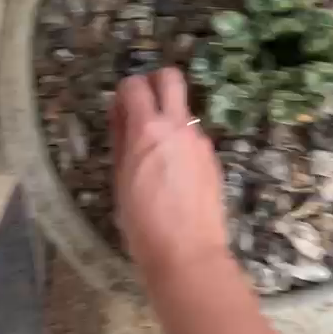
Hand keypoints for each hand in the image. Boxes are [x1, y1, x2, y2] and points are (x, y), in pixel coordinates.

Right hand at [111, 68, 232, 283]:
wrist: (188, 256)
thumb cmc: (142, 224)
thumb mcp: (120, 179)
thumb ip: (121, 139)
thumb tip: (121, 114)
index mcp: (147, 129)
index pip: (134, 85)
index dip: (124, 91)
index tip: (120, 109)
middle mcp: (176, 126)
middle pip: (170, 77)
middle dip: (155, 81)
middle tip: (143, 105)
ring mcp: (199, 140)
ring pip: (183, 110)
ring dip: (168, 117)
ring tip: (157, 153)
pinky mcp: (212, 158)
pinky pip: (192, 137)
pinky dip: (181, 142)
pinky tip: (175, 174)